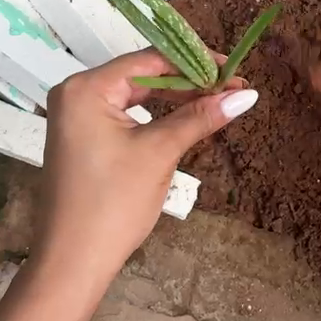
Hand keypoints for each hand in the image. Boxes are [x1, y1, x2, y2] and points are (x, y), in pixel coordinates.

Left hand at [36, 50, 256, 287]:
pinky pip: (126, 114)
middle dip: (189, 82)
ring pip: (136, 94)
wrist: (73, 260)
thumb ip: (200, 117)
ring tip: (216, 102)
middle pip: (143, 74)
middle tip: (232, 90)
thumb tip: (247, 94)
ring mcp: (77, 116)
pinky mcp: (83, 137)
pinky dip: (156, 115)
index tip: (233, 71)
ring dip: (176, 99)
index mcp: (87, 88)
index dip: (195, 63)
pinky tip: (185, 118)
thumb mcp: (160, 152)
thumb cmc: (113, 203)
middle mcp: (76, 93)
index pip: (150, 60)